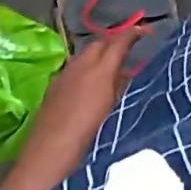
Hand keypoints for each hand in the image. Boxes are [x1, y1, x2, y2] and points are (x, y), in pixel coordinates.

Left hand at [21, 27, 141, 166]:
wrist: (48, 157)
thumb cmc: (90, 136)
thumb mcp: (114, 109)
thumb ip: (120, 86)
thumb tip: (126, 72)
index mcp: (101, 70)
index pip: (119, 41)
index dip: (132, 33)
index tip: (143, 32)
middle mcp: (81, 65)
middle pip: (100, 42)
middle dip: (113, 40)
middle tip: (126, 47)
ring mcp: (64, 74)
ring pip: (84, 53)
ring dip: (97, 52)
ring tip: (108, 63)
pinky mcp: (53, 86)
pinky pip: (72, 66)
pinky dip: (83, 66)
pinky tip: (86, 81)